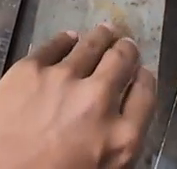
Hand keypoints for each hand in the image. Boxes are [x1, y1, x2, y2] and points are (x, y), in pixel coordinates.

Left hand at [0, 23, 156, 168]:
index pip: (145, 95)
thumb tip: (119, 123)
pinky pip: (56, 43)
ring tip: (105, 30)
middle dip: (127, 50)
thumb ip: (114, 146)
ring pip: (92, 43)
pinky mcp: (31, 67)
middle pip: (122, 60)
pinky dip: (66, 39)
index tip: (142, 73)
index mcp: (119, 139)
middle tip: (125, 45)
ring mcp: (62, 78)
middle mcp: (97, 100)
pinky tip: (69, 38)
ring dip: (102, 36)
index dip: (145, 80)